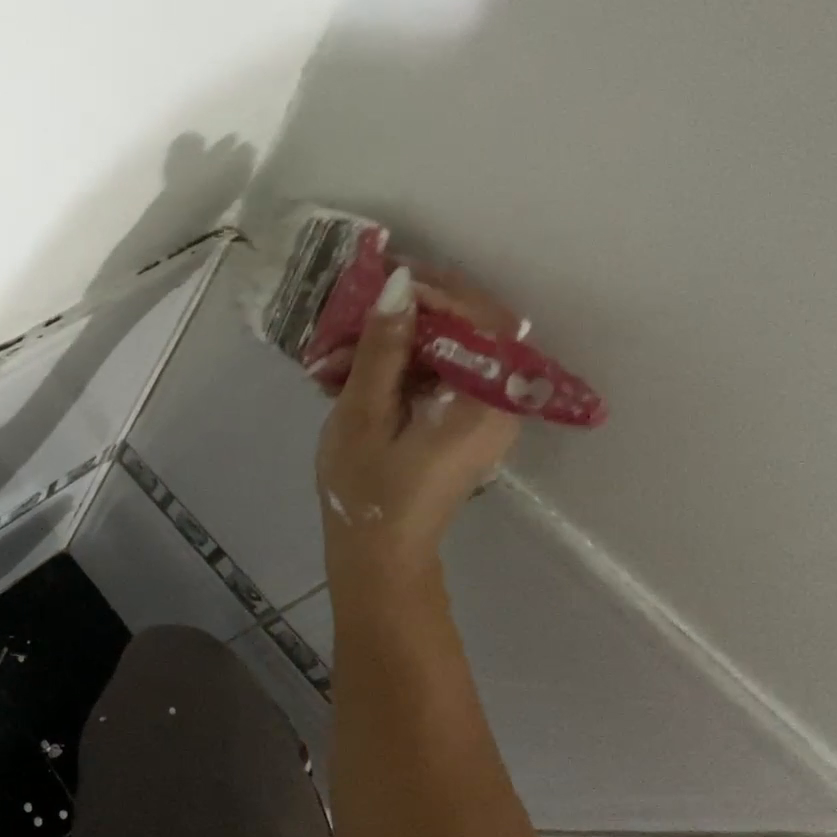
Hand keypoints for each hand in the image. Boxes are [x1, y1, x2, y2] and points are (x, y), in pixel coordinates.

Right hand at [315, 265, 521, 579]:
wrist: (375, 554)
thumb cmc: (368, 488)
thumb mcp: (363, 413)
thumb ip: (383, 347)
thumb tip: (398, 284)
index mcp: (485, 404)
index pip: (483, 322)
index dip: (439, 293)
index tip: (385, 282)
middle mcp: (498, 405)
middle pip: (469, 333)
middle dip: (410, 315)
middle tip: (356, 309)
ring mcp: (480, 416)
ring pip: (449, 353)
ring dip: (396, 342)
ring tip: (338, 349)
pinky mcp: (460, 425)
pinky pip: (437, 377)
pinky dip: (397, 367)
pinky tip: (349, 373)